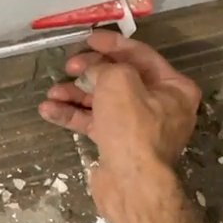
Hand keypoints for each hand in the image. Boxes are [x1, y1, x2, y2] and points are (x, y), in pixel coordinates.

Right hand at [39, 30, 201, 222]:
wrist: (131, 185)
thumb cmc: (133, 127)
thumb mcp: (119, 82)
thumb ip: (105, 67)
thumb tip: (93, 70)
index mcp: (173, 88)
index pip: (140, 55)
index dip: (112, 44)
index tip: (88, 38)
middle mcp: (159, 106)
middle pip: (118, 78)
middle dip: (89, 71)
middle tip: (68, 66)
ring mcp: (138, 127)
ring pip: (102, 101)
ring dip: (74, 94)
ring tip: (52, 91)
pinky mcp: (117, 144)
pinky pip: (93, 122)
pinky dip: (72, 115)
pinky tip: (49, 110)